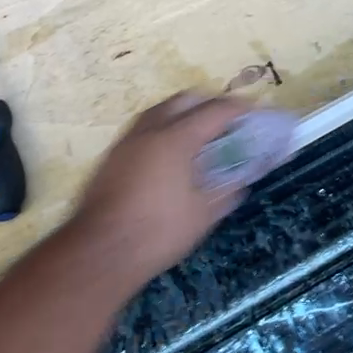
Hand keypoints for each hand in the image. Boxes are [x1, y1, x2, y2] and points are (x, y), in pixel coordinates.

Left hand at [63, 92, 254, 287]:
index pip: (215, 111)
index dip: (238, 109)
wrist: (99, 253)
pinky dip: (163, 129)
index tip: (254, 113)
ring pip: (159, 111)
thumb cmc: (158, 232)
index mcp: (176, 138)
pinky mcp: (111, 157)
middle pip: (184, 100)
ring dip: (183, 114)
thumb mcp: (204, 214)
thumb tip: (240, 180)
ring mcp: (126, 141)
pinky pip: (144, 128)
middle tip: (226, 121)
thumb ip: (227, 190)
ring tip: (199, 135)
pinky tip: (170, 154)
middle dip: (209, 104)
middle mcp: (149, 130)